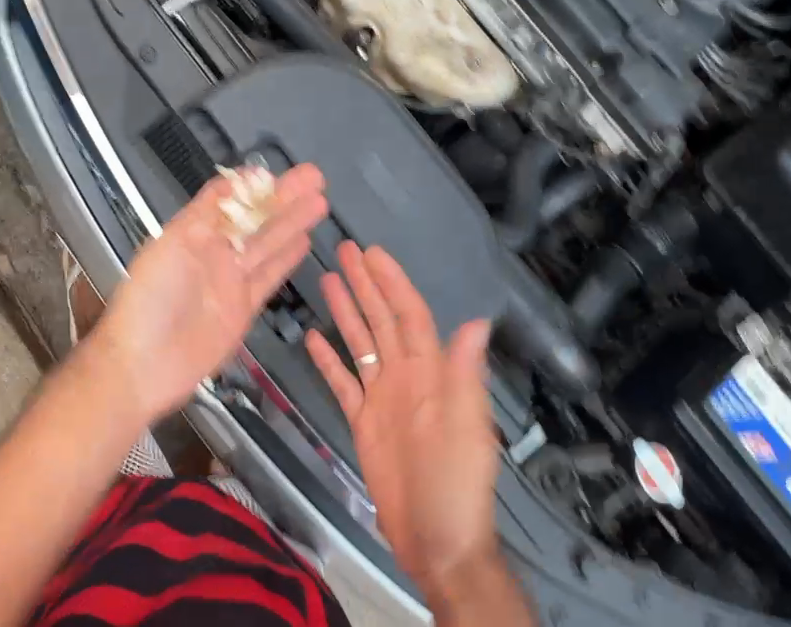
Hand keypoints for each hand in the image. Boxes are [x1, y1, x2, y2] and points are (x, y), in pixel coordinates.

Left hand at [83, 164, 327, 424]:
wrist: (142, 366)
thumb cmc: (149, 300)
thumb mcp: (172, 245)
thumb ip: (206, 213)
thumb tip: (236, 181)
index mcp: (191, 232)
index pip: (228, 199)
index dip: (254, 185)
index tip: (278, 169)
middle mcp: (213, 251)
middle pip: (255, 218)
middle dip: (284, 197)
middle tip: (315, 176)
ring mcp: (229, 280)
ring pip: (267, 243)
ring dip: (292, 222)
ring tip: (319, 201)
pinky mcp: (242, 308)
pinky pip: (268, 278)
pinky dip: (286, 260)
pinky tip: (304, 241)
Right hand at [305, 243, 502, 601]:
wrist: (437, 541)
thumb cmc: (457, 483)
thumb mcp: (466, 427)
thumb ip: (465, 375)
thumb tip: (476, 322)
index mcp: (431, 373)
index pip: (409, 315)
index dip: (392, 282)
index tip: (373, 253)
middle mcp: (406, 377)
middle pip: (382, 320)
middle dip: (365, 284)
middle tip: (344, 250)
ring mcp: (383, 399)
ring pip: (362, 343)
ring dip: (347, 311)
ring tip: (327, 278)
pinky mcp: (364, 423)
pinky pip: (344, 382)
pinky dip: (329, 360)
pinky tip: (314, 336)